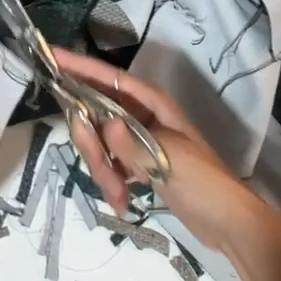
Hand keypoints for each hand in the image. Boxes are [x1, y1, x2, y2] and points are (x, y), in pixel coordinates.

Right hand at [51, 47, 255, 247]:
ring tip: (119, 195)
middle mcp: (138, 113)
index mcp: (150, 101)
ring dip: (101, 168)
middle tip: (102, 168)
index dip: (78, 65)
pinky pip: (107, 162)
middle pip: (94, 113)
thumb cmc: (205, 182)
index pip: (107, 77)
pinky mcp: (134, 162)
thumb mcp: (169, 161)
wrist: (229, 224)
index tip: (51, 56)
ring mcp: (135, 138)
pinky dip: (109, 181)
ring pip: (97, 141)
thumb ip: (132, 145)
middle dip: (91, 143)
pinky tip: (123, 200)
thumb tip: (103, 123)